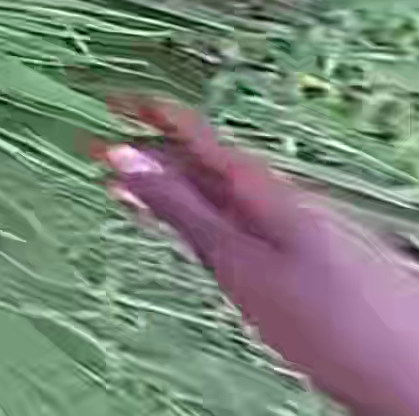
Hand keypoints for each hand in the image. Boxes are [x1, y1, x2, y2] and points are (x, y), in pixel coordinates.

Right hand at [105, 100, 418, 415]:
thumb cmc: (327, 321)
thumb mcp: (236, 261)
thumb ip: (176, 205)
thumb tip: (118, 152)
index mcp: (263, 190)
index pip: (194, 132)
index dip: (148, 111)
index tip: (106, 97)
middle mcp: (281, 201)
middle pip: (201, 163)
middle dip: (144, 154)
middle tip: (91, 151)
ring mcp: (298, 231)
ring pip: (215, 193)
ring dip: (163, 185)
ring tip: (118, 188)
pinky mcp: (306, 260)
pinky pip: (234, 219)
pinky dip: (192, 212)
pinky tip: (173, 224)